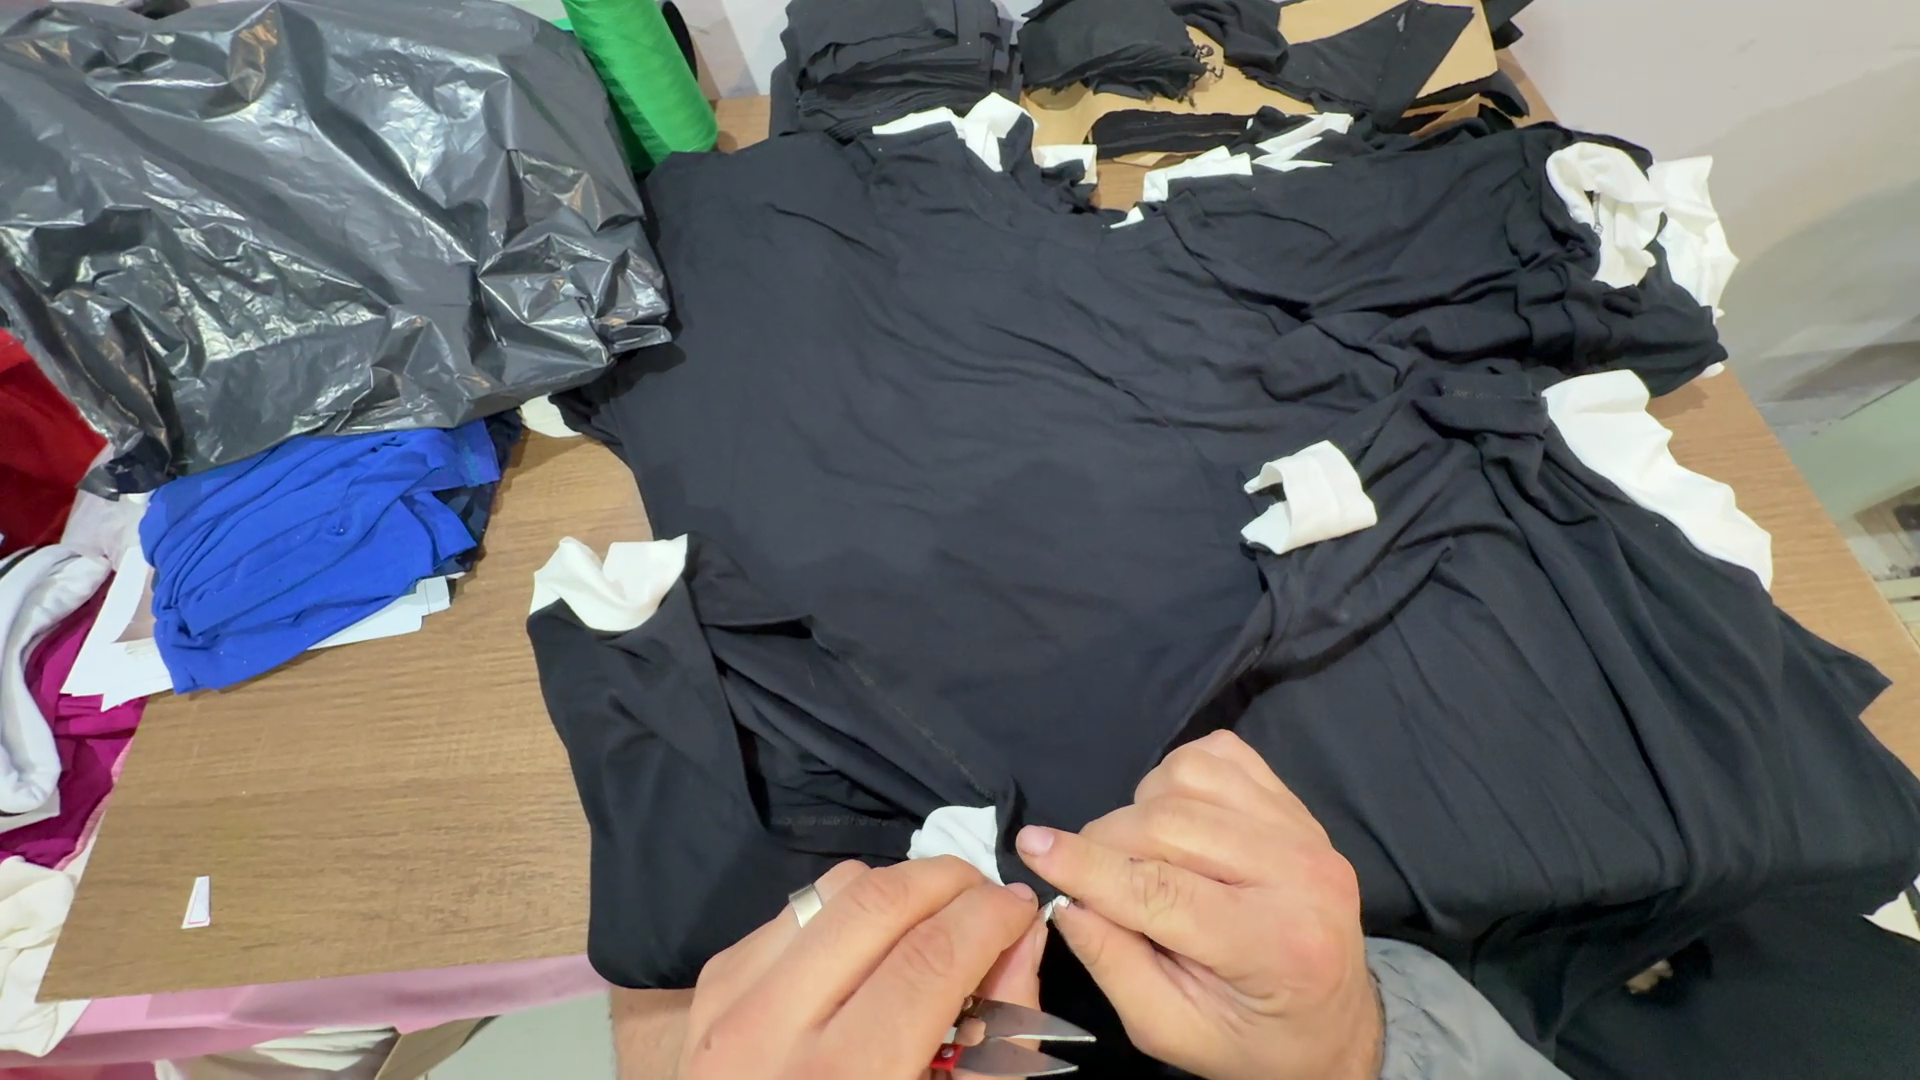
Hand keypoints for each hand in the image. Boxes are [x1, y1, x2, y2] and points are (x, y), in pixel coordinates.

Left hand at [679, 856, 1046, 1079]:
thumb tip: (1023, 932)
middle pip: (879, 902)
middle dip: (951, 880)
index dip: (989, 917)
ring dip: (903, 886)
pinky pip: (802, 904)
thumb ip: (1002, 1034)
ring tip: (934, 917)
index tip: (1022, 906)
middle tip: (987, 893)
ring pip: (838, 886)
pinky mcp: (717, 978)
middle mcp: (769, 1031)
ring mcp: (732, 998)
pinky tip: (870, 946)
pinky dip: (852, 907)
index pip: (929, 959)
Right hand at [1017, 730, 1381, 1079]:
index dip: (1086, 865)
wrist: (1333, 1016)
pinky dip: (1176, 777)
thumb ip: (1114, 966)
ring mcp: (1301, 825)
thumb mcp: (1174, 1032)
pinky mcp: (1291, 796)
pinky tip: (1181, 820)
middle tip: (1091, 874)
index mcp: (1275, 945)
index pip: (1160, 890)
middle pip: (1166, 824)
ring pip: (1184, 776)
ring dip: (1142, 808)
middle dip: (1105, 842)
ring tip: (1148, 853)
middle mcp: (1300, 872)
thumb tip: (1066, 898)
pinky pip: (1212, 753)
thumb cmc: (1250, 1034)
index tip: (1030, 845)